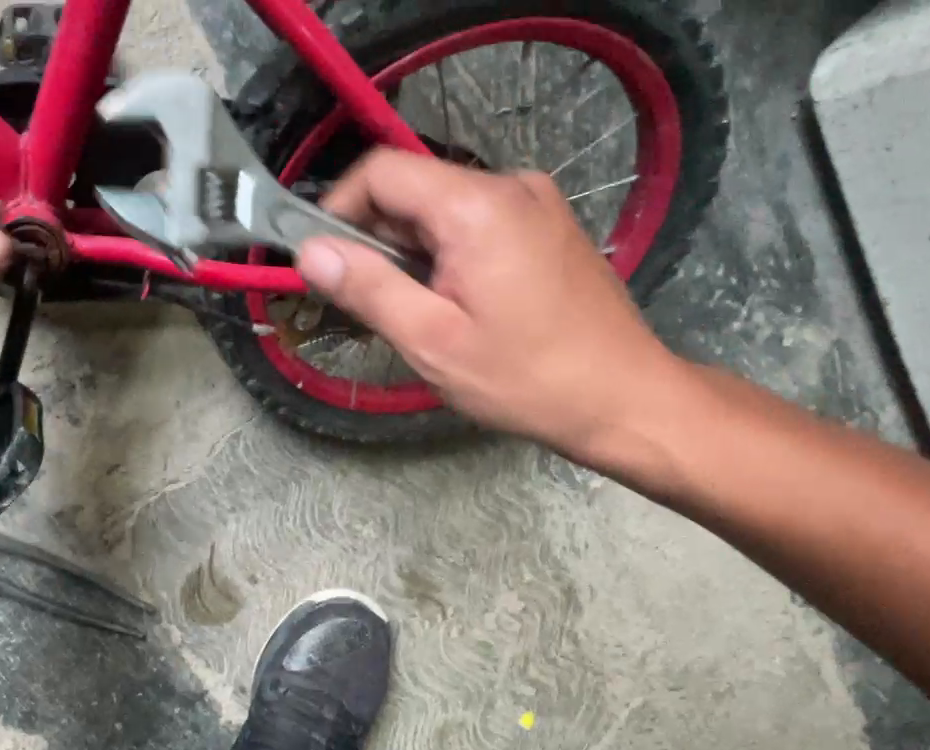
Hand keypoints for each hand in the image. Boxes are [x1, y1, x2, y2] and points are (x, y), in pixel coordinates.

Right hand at [296, 150, 689, 468]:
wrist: (621, 397)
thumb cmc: (523, 376)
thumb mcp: (430, 339)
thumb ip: (367, 288)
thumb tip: (309, 252)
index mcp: (477, 206)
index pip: (381, 171)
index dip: (337, 209)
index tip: (319, 261)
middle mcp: (509, 186)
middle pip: (411, 190)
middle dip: (371, 240)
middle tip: (360, 304)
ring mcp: (533, 203)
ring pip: (438, 211)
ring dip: (405, 254)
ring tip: (405, 315)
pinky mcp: (545, 226)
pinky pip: (471, 225)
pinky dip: (441, 257)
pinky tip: (445, 306)